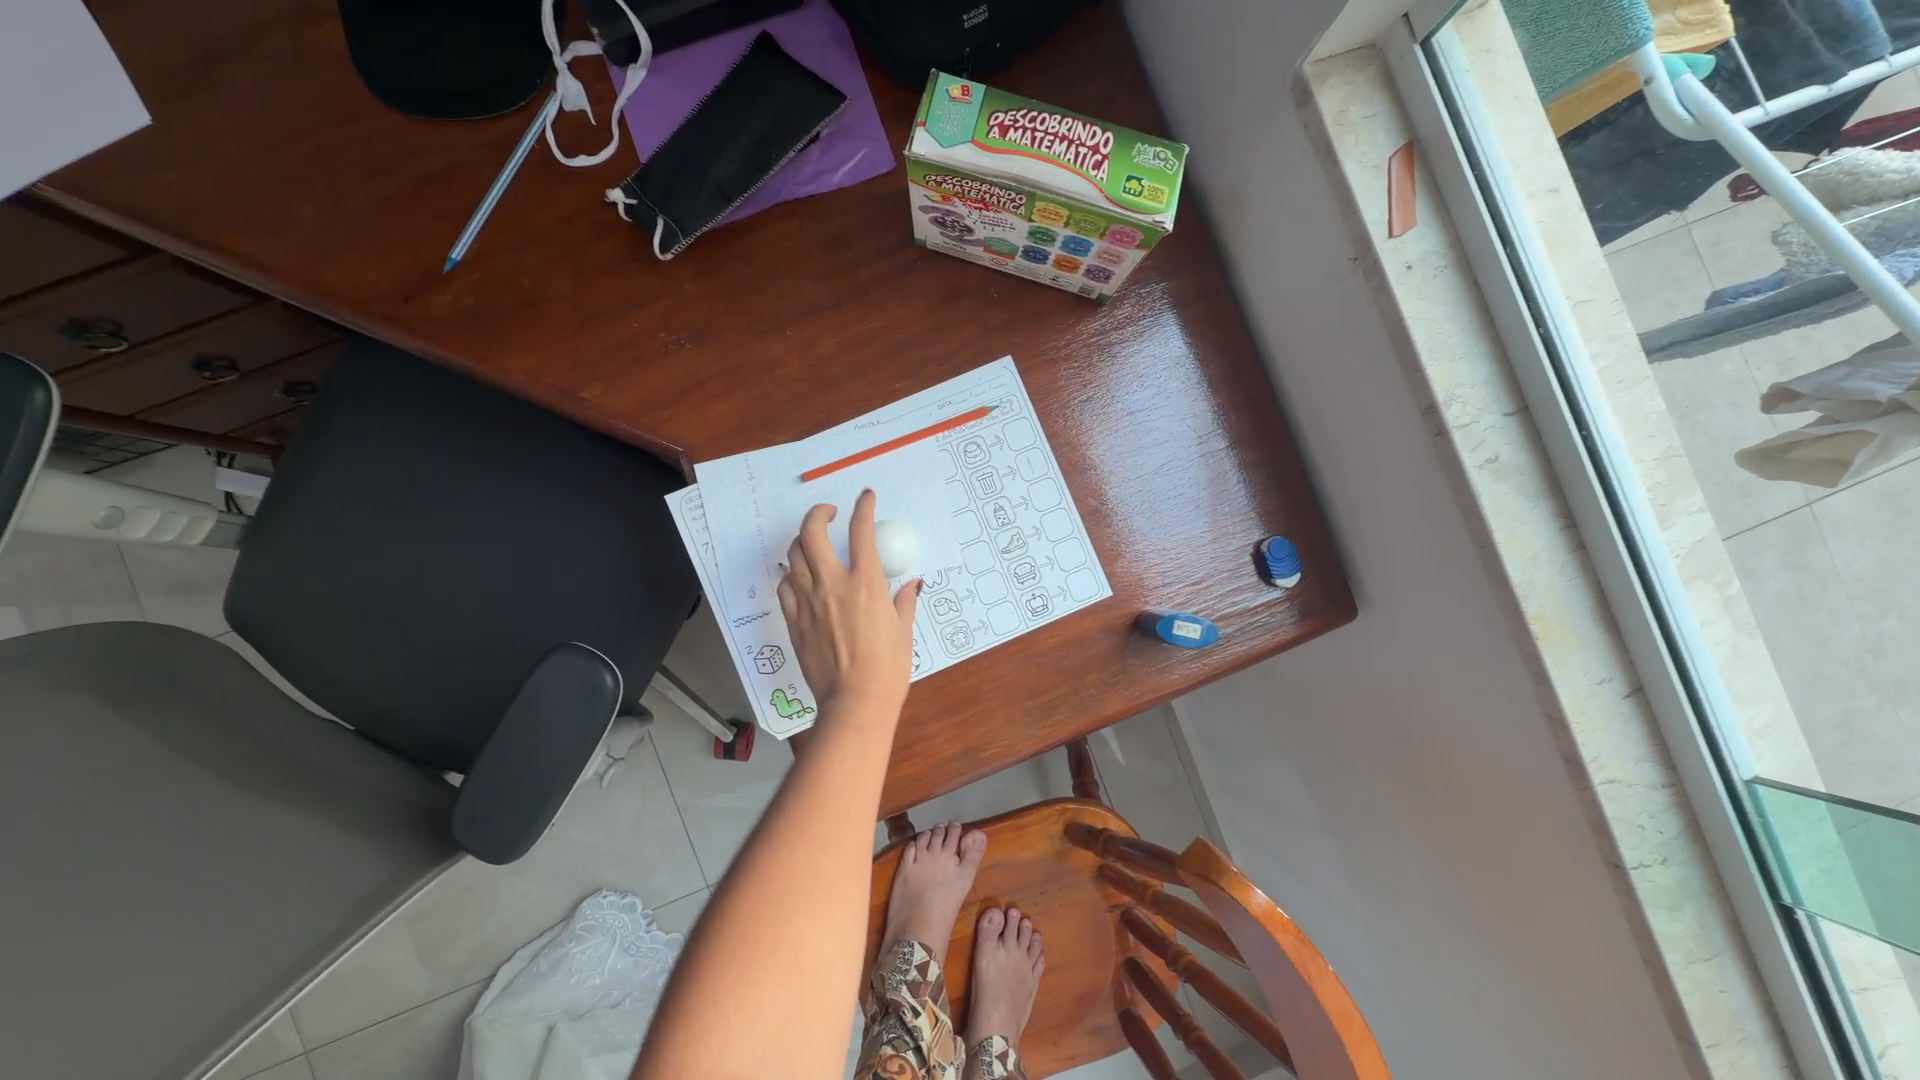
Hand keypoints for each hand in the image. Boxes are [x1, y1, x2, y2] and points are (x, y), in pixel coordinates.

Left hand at [777, 490, 920, 720]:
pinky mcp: (794, 621)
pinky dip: (791, 575)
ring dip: (803, 542)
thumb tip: (909, 586)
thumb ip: (903, 603)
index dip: (863, 507)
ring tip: (813, 545)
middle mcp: (833, 585)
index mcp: (866, 583)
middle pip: (812, 532)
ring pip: (794, 555)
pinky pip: (785, 586)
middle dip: (818, 513)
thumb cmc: (887, 670)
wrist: (855, 702)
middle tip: (828, 514)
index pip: (861, 530)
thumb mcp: (903, 632)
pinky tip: (800, 578)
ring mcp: (809, 602)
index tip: (865, 497)